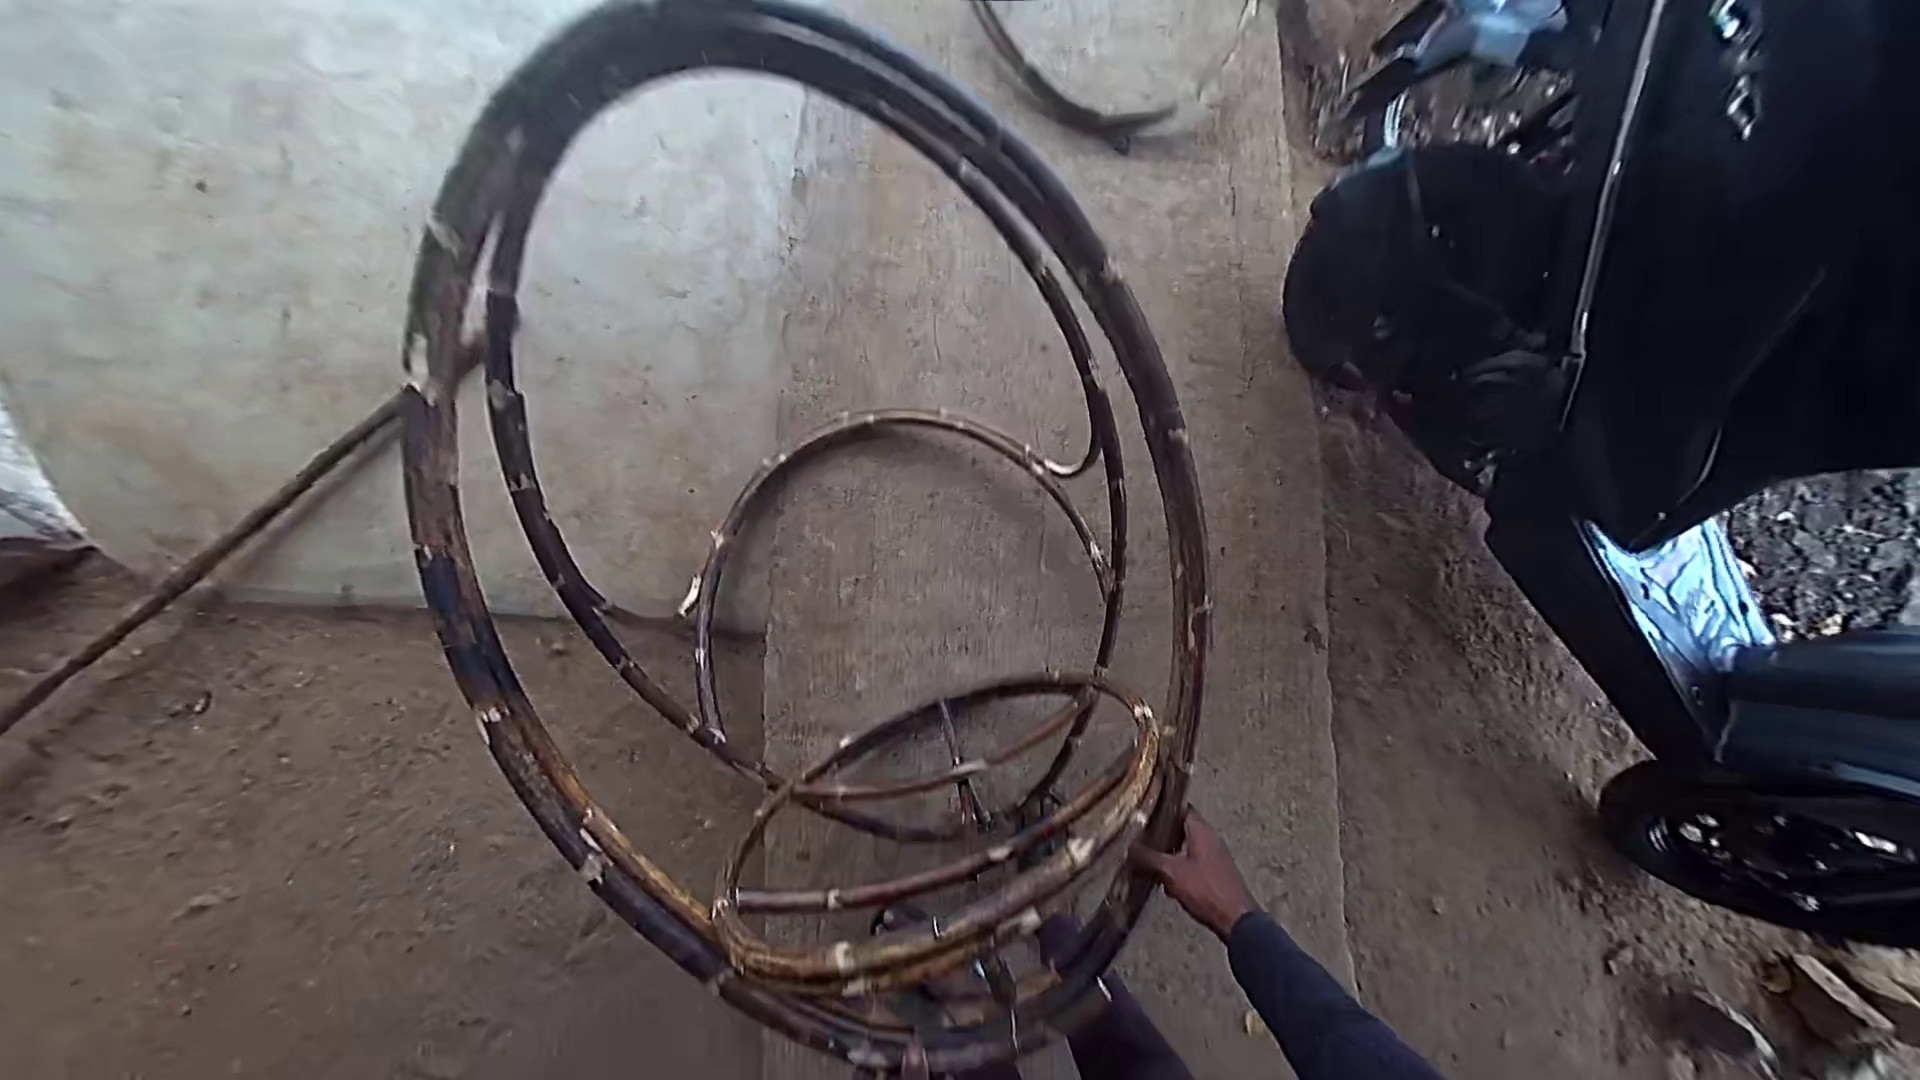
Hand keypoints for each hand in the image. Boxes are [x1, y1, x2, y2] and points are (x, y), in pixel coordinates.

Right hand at [1129, 806, 1258, 940]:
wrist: (1238, 922)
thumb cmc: (1205, 890)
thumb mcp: (1171, 872)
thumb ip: (1148, 857)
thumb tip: (1128, 847)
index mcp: (1201, 830)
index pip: (1179, 806)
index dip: (1160, 807)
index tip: (1142, 811)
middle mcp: (1210, 838)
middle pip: (1181, 826)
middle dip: (1161, 832)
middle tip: (1141, 836)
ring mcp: (1216, 856)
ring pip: (1186, 845)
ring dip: (1169, 852)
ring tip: (1150, 860)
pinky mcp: (1217, 873)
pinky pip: (1193, 861)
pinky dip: (1180, 866)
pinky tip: (1168, 882)